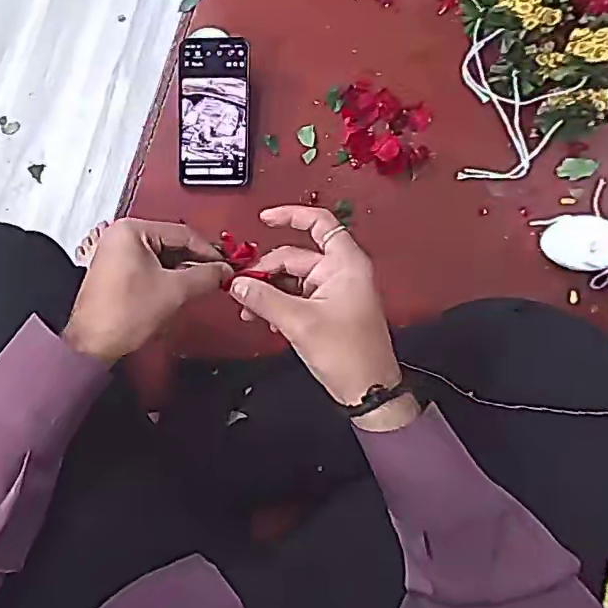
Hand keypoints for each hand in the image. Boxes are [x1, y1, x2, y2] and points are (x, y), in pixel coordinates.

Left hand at [61, 219, 231, 361]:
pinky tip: (183, 290)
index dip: (208, 251)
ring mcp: (117, 253)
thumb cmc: (122, 314)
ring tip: (203, 285)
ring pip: (163, 257)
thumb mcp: (174, 290)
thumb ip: (205, 276)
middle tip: (218, 275)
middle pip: (172, 244)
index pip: (182, 234)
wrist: (92, 344)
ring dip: (184, 272)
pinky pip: (151, 267)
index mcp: (131, 230)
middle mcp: (121, 236)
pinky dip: (168, 278)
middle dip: (196, 262)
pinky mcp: (117, 271)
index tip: (225, 264)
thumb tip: (223, 270)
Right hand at [226, 207, 403, 412]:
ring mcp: (335, 290)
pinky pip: (297, 296)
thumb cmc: (349, 354)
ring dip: (269, 290)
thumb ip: (264, 298)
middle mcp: (341, 271)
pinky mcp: (329, 309)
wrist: (368, 391)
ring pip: (293, 278)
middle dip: (267, 270)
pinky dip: (279, 303)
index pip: (319, 222)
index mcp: (345, 263)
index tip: (264, 219)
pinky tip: (263, 319)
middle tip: (241, 287)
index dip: (291, 215)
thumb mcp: (299, 322)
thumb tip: (238, 283)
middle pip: (295, 255)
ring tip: (247, 308)